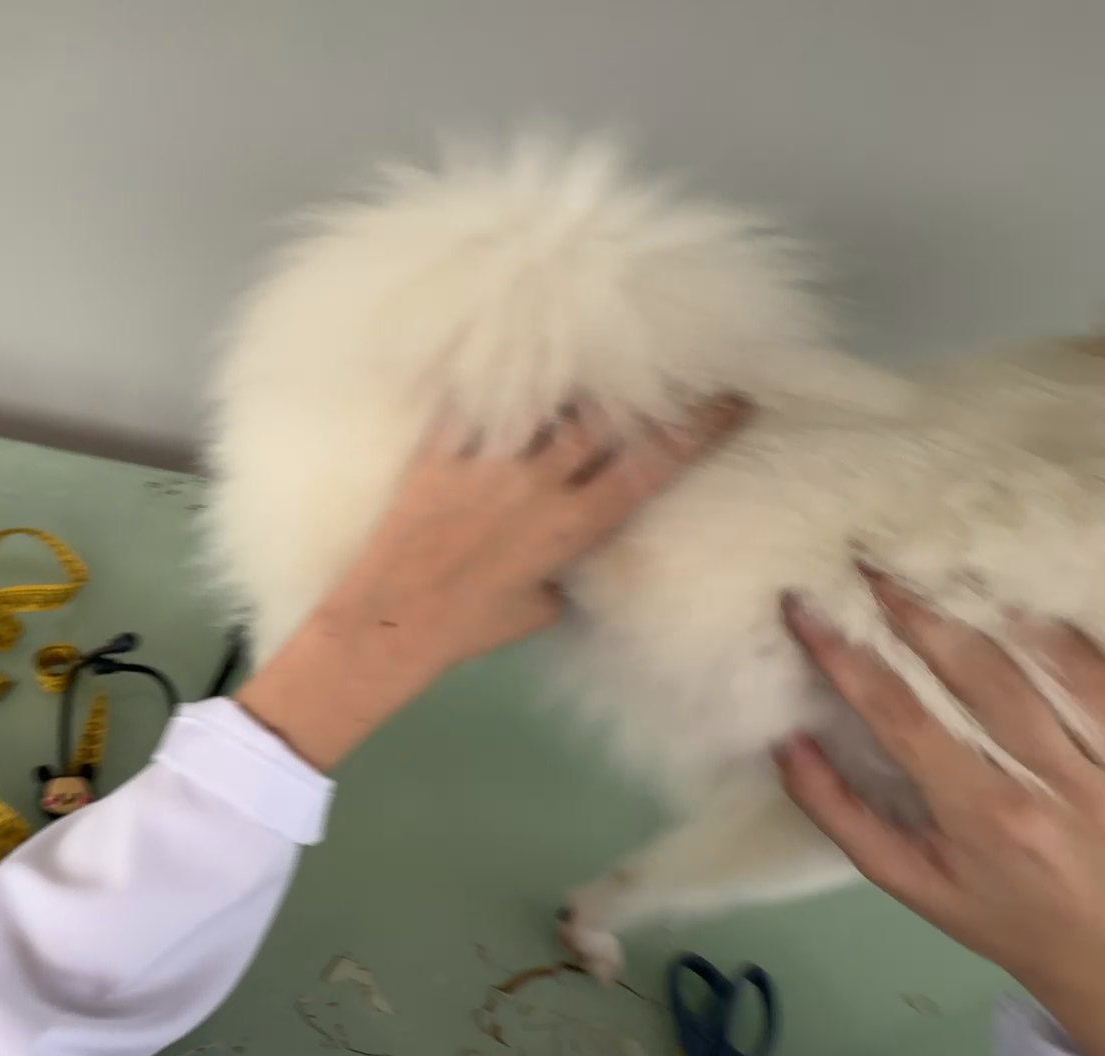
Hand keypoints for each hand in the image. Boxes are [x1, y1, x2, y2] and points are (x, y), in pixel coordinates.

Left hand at [236, 393, 752, 771]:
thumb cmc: (469, 624)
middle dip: (640, 392)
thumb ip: (566, 571)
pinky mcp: (437, 455)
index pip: (652, 466)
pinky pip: (470, 406)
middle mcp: (538, 485)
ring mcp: (485, 464)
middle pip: (602, 420)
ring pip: (541, 402)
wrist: (394, 616)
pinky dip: (491, 385)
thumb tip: (571, 553)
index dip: (697, 428)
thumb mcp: (539, 608)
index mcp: (574, 525)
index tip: (729, 399)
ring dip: (566, 384)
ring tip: (581, 366)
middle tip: (660, 369)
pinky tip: (504, 362)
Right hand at [781, 574, 1104, 1055]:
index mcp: (982, 810)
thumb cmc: (999, 915)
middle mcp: (1055, 779)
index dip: (844, 656)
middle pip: (979, 673)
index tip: (802, 611)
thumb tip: (785, 741)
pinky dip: (1069, 639)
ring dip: (986, 612)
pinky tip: (1026, 609)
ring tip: (936, 571)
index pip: (898, 713)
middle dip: (914, 612)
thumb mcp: (902, 879)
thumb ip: (837, 810)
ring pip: (1052, 667)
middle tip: (867, 566)